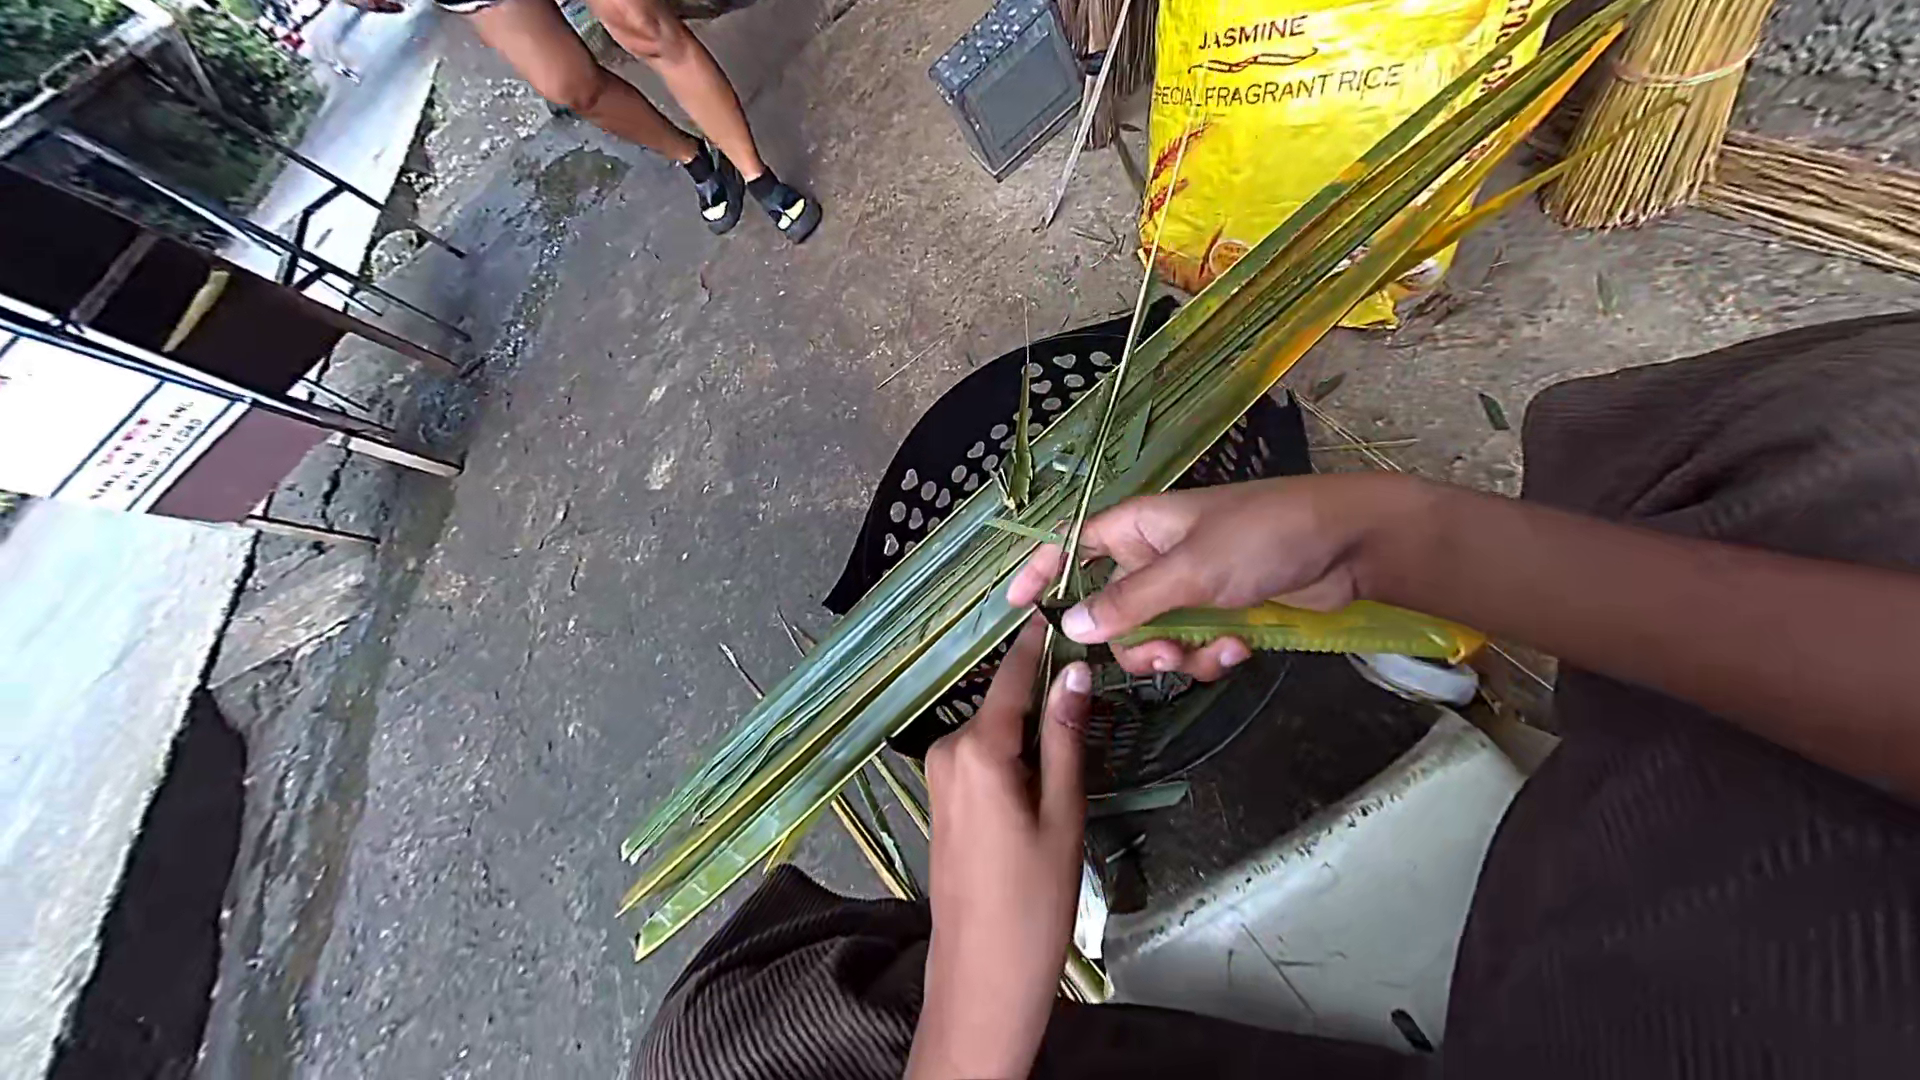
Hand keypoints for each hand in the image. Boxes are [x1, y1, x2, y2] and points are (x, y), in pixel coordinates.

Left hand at [907, 616, 1090, 1079]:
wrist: (979, 979)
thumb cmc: (1032, 903)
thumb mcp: (1063, 816)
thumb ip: (1065, 738)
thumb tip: (1074, 672)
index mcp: (978, 749)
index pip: (1011, 677)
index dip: (1035, 643)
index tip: (1057, 610)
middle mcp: (948, 750)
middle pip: (1004, 704)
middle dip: (1043, 695)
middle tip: (1090, 691)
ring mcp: (939, 773)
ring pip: (995, 730)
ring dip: (1031, 728)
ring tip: (1075, 741)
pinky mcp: (941, 795)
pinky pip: (981, 754)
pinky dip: (1013, 752)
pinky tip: (1041, 776)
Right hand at [1007, 474, 1426, 679]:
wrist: (1351, 546)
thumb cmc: (1262, 535)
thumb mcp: (1190, 569)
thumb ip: (1128, 602)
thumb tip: (1070, 628)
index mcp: (1136, 529)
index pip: (1071, 545)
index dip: (1040, 571)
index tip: (1015, 607)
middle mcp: (1152, 559)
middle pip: (1111, 611)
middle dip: (1134, 641)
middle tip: (1161, 654)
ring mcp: (1185, 589)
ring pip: (1150, 638)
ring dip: (1175, 655)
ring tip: (1213, 650)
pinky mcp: (1216, 614)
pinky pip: (1188, 646)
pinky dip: (1208, 655)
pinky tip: (1239, 647)